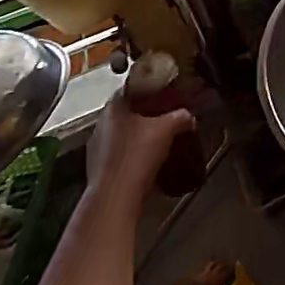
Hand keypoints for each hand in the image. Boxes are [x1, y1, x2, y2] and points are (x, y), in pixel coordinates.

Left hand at [85, 90, 193, 205]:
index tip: (164, 92)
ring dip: (138, 134)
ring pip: (121, 133)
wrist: (116, 197)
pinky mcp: (97, 168)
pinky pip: (118, 152)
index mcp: (113, 107)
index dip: (148, 88)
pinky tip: (147, 158)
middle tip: (166, 115)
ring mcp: (95, 147)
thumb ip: (181, 116)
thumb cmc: (139, 153)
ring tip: (159, 138)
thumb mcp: (169, 128)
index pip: (130, 88)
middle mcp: (100, 124)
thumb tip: (189, 116)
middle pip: (126, 111)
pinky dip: (132, 152)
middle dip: (145, 113)